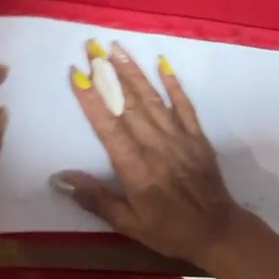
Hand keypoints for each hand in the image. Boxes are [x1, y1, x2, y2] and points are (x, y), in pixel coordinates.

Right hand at [54, 43, 254, 266]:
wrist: (217, 231)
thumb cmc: (168, 231)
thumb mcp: (128, 224)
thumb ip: (96, 199)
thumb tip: (61, 178)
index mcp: (135, 168)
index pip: (108, 127)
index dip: (91, 100)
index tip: (77, 74)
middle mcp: (156, 146)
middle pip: (128, 105)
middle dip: (108, 74)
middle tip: (91, 47)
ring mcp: (179, 138)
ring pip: (152, 99)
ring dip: (133, 72)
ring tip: (117, 47)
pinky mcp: (197, 137)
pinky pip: (184, 105)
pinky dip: (173, 84)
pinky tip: (162, 63)